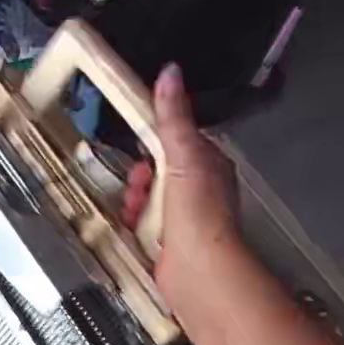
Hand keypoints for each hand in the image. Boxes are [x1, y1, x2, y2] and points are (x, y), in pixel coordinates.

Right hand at [121, 64, 245, 312]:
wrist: (198, 271)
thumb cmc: (199, 215)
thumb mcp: (184, 155)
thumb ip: (173, 117)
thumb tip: (169, 74)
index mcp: (209, 166)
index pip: (178, 142)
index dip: (156, 143)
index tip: (140, 145)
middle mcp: (198, 194)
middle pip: (158, 173)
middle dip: (141, 177)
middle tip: (139, 184)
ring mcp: (182, 222)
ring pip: (149, 201)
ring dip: (136, 203)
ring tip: (135, 209)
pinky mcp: (167, 246)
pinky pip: (144, 228)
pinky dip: (135, 226)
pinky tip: (134, 228)